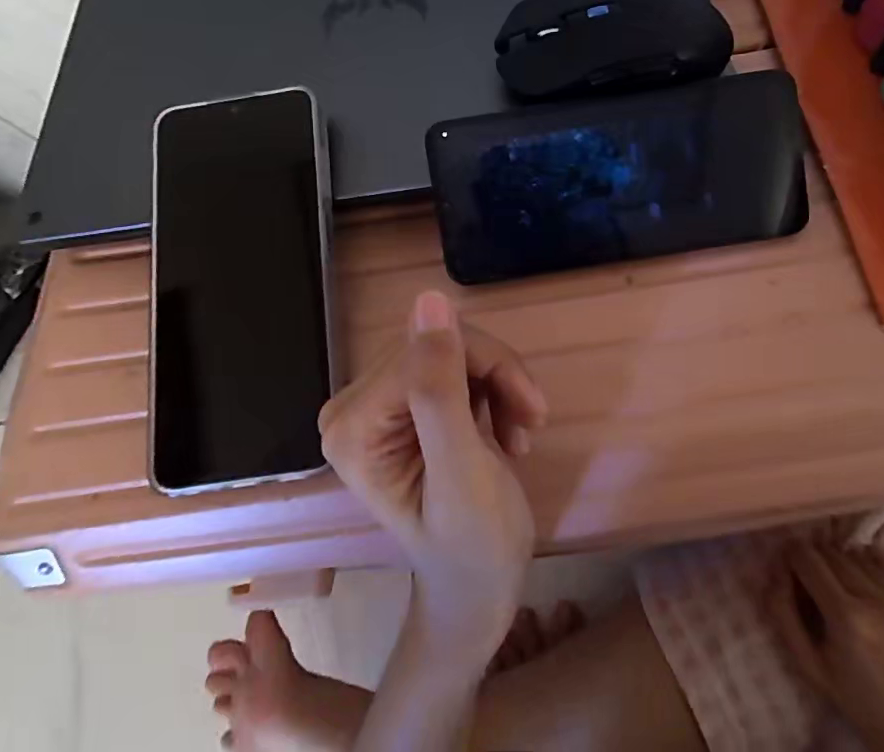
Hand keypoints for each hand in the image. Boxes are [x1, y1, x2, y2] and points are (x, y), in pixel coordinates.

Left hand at [319, 290, 545, 666]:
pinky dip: (492, 389)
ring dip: (499, 383)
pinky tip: (508, 428)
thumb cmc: (472, 547)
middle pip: (434, 345)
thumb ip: (440, 388)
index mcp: (352, 424)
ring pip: (451, 348)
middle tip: (531, 418)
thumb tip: (428, 298)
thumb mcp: (460, 471)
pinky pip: (455, 364)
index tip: (532, 409)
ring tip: (523, 429)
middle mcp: (354, 405)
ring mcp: (379, 404)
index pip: (421, 353)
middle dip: (494, 376)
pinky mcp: (407, 402)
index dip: (484, 365)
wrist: (481, 585)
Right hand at [766, 530, 883, 751]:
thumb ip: (782, 611)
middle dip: (818, 560)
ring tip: (847, 589)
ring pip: (862, 554)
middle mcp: (882, 605)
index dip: (793, 557)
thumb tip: (776, 567)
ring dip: (847, 564)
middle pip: (834, 552)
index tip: (791, 566)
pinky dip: (875, 570)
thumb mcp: (807, 663)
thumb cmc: (857, 699)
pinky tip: (873, 593)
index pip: (807, 557)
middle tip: (817, 581)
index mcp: (848, 619)